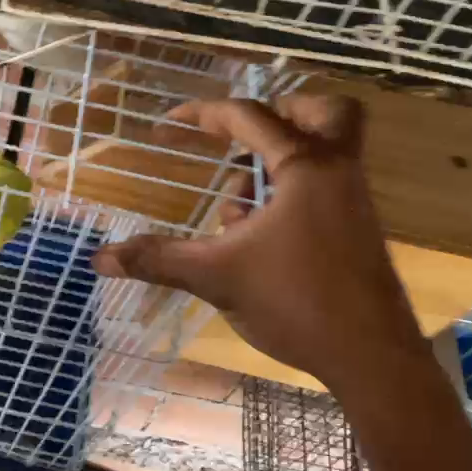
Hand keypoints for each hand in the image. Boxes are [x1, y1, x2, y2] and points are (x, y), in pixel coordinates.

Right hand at [92, 95, 426, 389]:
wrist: (373, 358)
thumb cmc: (296, 303)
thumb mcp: (217, 276)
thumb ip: (158, 259)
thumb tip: (98, 259)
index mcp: (306, 167)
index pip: (249, 117)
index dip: (202, 115)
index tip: (166, 126)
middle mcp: (338, 171)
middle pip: (324, 111)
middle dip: (279, 114)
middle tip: (239, 140)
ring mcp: (355, 200)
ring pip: (324, 152)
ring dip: (275, 165)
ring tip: (234, 213)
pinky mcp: (360, 229)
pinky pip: (326, 185)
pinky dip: (290, 192)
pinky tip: (258, 238)